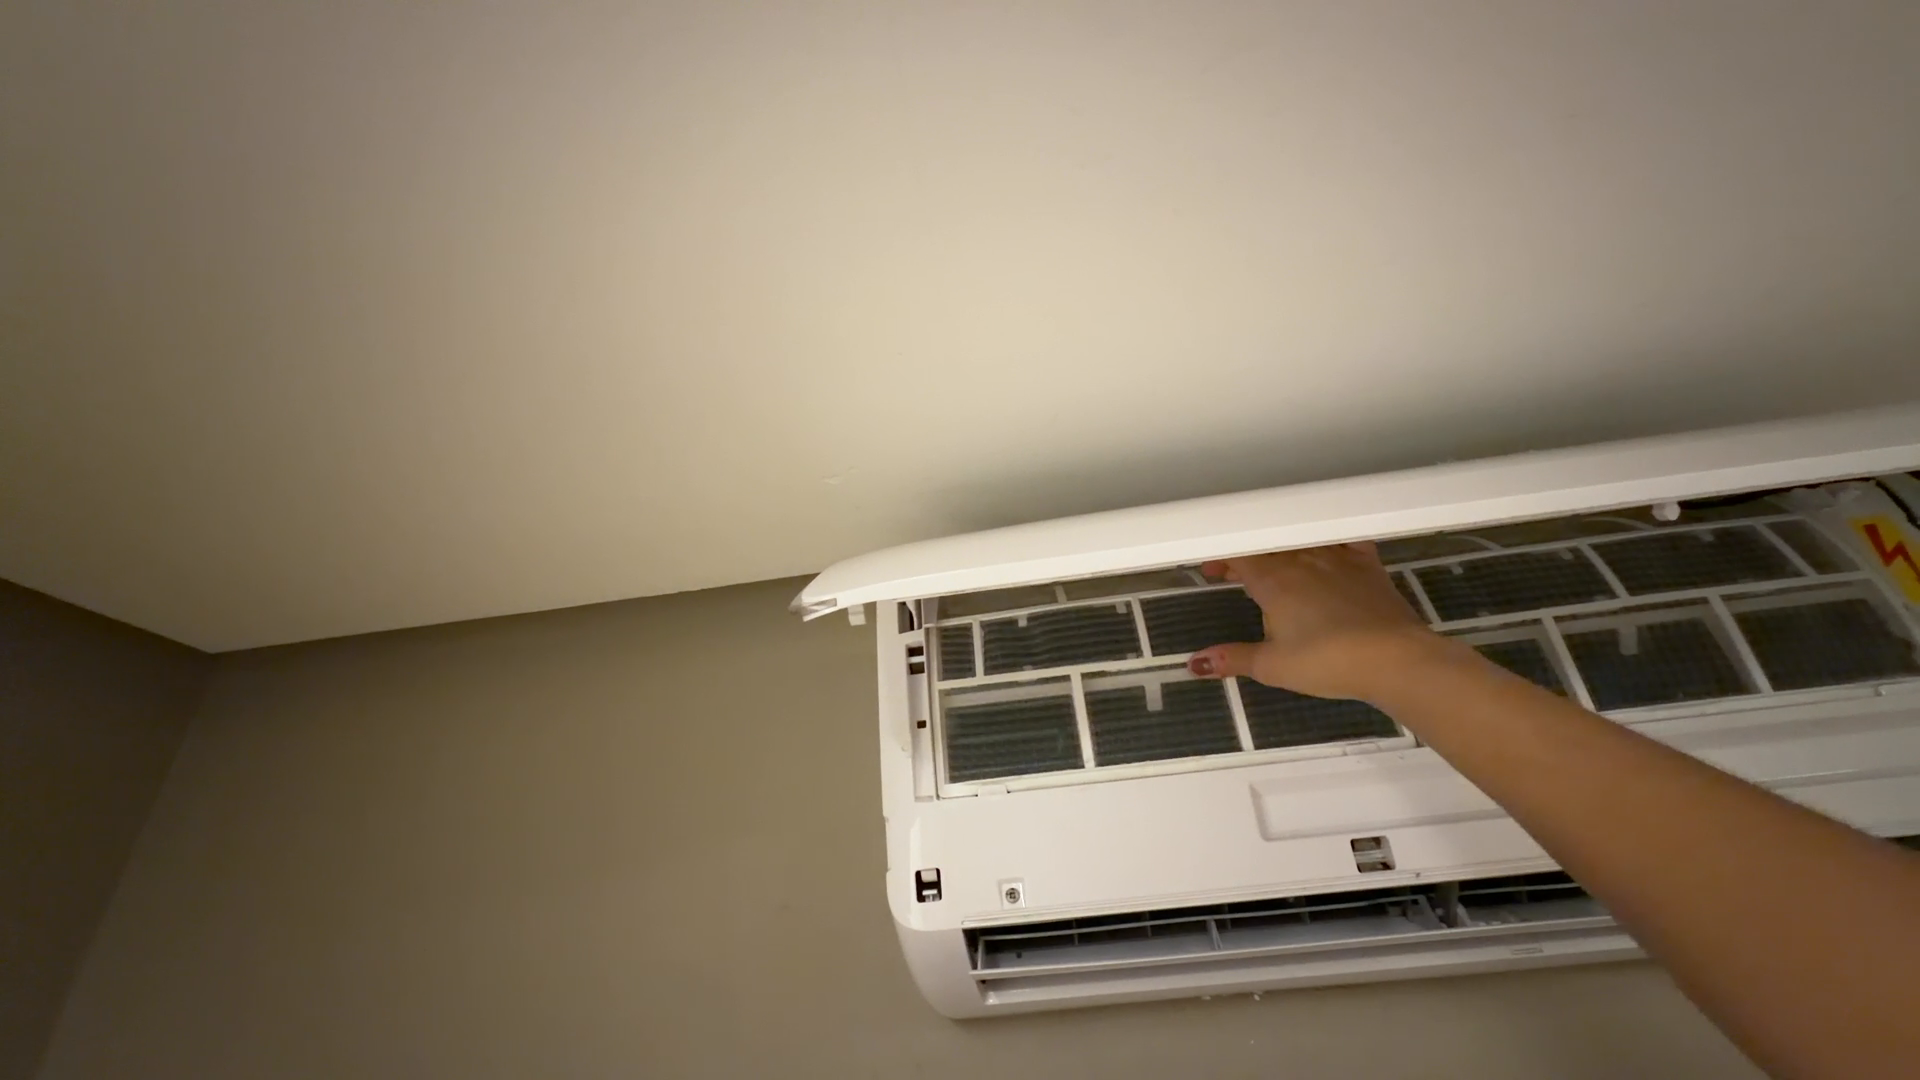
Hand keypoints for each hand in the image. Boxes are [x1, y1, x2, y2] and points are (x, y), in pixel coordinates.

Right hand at [1186, 542, 1443, 702]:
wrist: (1395, 659)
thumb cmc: (1327, 662)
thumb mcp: (1272, 666)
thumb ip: (1232, 659)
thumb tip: (1195, 663)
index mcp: (1272, 580)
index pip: (1238, 555)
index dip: (1221, 559)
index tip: (1211, 572)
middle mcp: (1302, 560)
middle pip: (1266, 547)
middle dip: (1246, 558)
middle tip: (1232, 576)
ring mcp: (1338, 558)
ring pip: (1300, 542)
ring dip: (1281, 551)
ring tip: (1275, 569)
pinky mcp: (1368, 564)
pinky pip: (1343, 541)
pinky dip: (1329, 543)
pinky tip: (1327, 553)